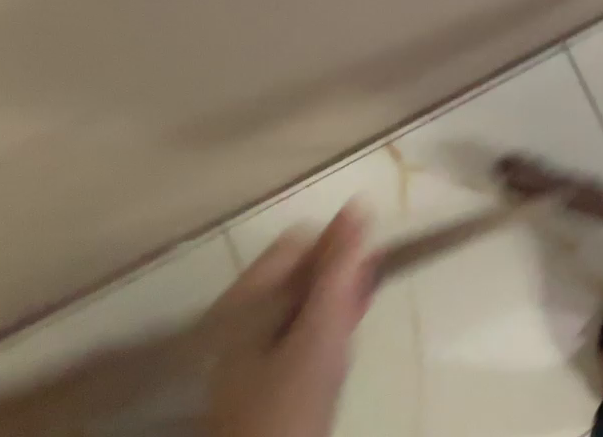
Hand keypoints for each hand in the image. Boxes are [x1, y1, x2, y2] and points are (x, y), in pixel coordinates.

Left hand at [205, 204, 376, 436]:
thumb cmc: (291, 397)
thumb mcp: (322, 328)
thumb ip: (341, 266)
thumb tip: (360, 206)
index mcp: (245, 296)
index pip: (301, 239)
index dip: (338, 247)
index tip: (363, 274)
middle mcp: (239, 309)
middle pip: (300, 268)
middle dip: (336, 282)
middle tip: (352, 310)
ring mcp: (244, 337)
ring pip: (302, 296)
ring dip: (331, 306)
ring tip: (339, 339)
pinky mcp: (256, 361)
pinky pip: (296, 323)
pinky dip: (319, 328)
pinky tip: (329, 351)